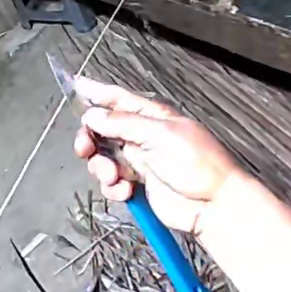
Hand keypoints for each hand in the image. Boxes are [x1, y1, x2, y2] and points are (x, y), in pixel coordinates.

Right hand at [72, 77, 243, 235]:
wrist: (213, 206)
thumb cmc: (200, 165)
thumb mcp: (161, 135)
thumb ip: (124, 124)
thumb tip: (93, 115)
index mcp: (152, 116)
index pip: (119, 99)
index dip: (97, 92)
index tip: (76, 85)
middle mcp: (144, 136)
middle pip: (103, 130)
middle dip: (90, 138)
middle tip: (84, 148)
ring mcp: (140, 161)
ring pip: (103, 158)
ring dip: (101, 168)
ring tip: (113, 177)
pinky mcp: (138, 185)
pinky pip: (112, 182)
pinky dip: (113, 188)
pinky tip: (126, 192)